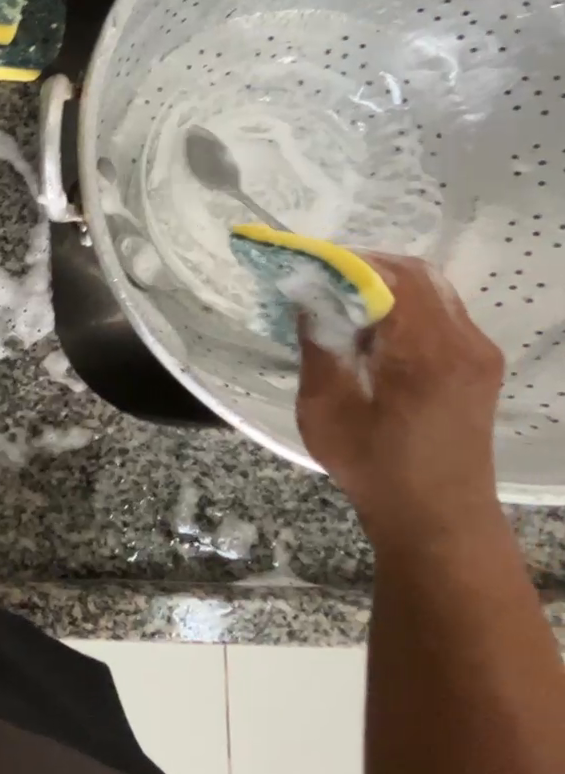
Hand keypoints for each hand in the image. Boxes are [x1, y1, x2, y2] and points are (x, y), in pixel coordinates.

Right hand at [296, 255, 504, 543]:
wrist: (435, 512)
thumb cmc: (371, 461)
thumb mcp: (325, 404)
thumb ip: (320, 345)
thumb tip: (309, 296)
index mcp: (426, 351)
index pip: (391, 277)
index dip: (341, 261)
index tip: (297, 261)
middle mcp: (464, 343)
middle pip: (418, 275)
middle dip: (360, 265)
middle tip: (310, 276)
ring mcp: (476, 354)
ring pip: (431, 291)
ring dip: (380, 284)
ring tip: (331, 299)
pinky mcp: (475, 366)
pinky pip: (438, 313)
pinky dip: (398, 304)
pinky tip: (362, 326)